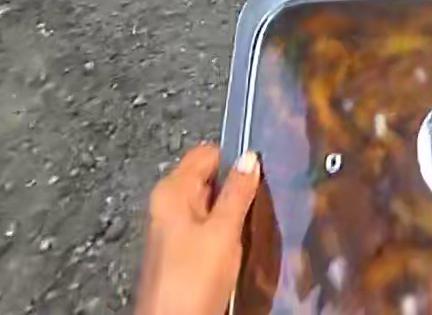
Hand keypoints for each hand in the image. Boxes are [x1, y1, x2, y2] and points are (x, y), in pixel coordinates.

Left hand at [135, 144, 260, 314]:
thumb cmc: (194, 278)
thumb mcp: (223, 230)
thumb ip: (238, 189)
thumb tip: (251, 155)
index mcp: (172, 191)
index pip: (209, 152)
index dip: (236, 156)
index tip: (262, 167)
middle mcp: (169, 204)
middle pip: (211, 176)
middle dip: (237, 182)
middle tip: (263, 192)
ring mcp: (174, 229)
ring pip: (214, 201)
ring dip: (235, 207)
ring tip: (256, 216)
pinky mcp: (182, 251)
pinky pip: (211, 223)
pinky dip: (227, 226)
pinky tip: (242, 238)